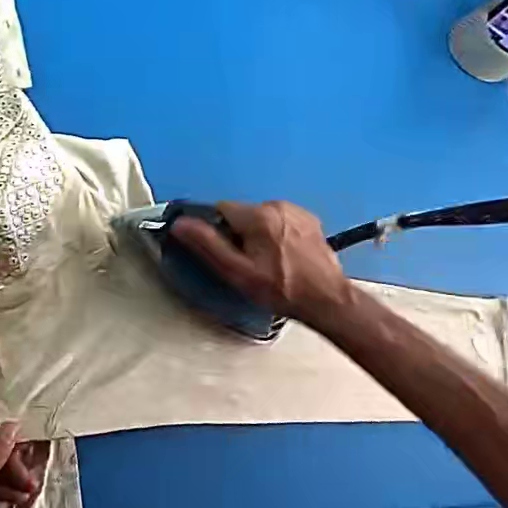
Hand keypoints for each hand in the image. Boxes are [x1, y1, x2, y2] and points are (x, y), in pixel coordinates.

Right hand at [170, 200, 355, 330]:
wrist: (327, 300)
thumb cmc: (282, 290)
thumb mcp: (237, 272)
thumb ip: (207, 244)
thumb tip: (181, 224)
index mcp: (258, 216)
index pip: (220, 208)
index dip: (218, 231)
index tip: (228, 252)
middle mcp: (277, 206)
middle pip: (241, 214)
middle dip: (239, 235)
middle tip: (249, 263)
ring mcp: (296, 212)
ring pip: (260, 217)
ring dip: (258, 235)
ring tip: (269, 263)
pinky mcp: (308, 220)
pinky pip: (279, 221)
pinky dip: (276, 235)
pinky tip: (284, 257)